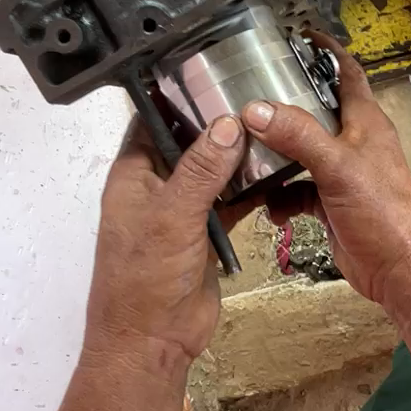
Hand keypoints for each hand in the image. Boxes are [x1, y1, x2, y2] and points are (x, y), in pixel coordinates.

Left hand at [82, 115, 250, 380]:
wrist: (154, 341)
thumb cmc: (145, 279)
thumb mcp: (172, 217)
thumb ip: (200, 171)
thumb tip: (228, 124)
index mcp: (135, 174)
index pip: (153, 119)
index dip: (178, 93)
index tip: (215, 69)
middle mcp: (157, 185)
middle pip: (190, 141)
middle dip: (219, 121)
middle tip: (259, 95)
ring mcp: (183, 208)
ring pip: (214, 170)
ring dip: (238, 155)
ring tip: (274, 126)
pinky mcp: (206, 231)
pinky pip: (229, 199)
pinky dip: (249, 188)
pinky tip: (276, 172)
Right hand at [241, 35, 410, 307]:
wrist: (399, 271)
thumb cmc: (384, 213)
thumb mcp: (338, 167)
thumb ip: (299, 135)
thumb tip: (256, 109)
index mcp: (366, 122)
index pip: (347, 74)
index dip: (326, 51)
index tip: (299, 35)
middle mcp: (356, 143)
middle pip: (316, 113)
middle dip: (285, 107)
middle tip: (249, 100)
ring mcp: (344, 174)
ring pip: (303, 154)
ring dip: (279, 159)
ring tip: (251, 162)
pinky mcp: (334, 203)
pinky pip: (300, 191)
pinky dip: (284, 197)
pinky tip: (273, 210)